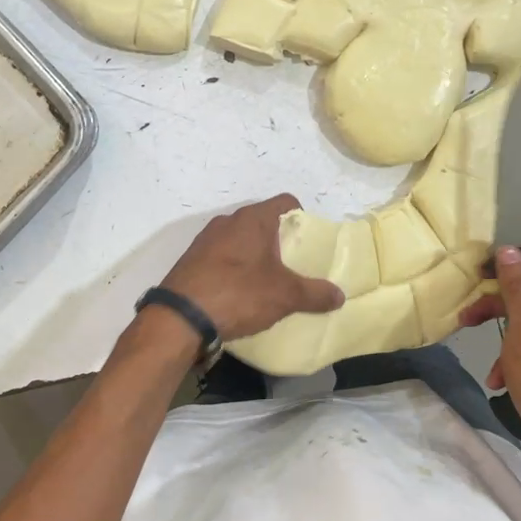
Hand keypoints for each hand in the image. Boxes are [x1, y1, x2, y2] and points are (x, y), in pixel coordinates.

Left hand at [158, 194, 344, 341]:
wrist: (181, 317)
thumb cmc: (238, 293)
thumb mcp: (284, 295)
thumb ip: (315, 293)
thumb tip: (339, 295)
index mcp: (252, 219)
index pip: (285, 202)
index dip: (302, 217)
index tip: (310, 242)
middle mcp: (227, 221)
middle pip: (263, 222)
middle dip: (279, 242)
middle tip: (295, 266)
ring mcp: (206, 240)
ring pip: (241, 241)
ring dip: (256, 257)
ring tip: (269, 283)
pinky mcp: (192, 260)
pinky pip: (222, 258)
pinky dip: (235, 269)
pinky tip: (240, 293)